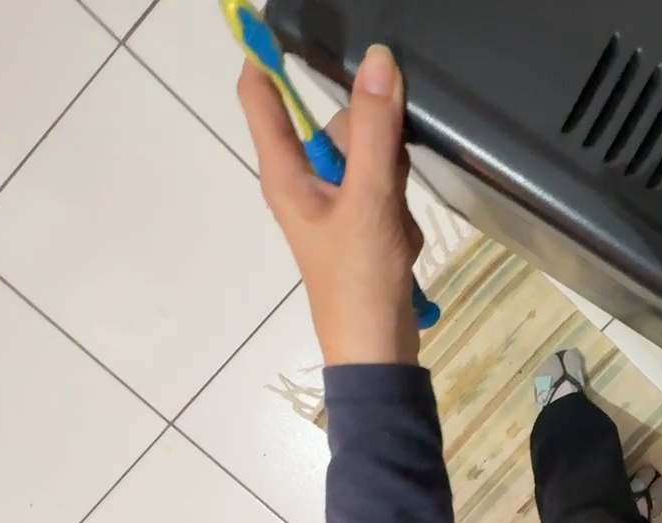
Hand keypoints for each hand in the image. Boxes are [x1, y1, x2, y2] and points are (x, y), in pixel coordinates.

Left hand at [238, 46, 422, 366]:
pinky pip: (384, 195)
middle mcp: (304, 182)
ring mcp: (335, 207)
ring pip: (370, 162)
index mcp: (285, 172)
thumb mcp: (370, 200)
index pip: (261, 94)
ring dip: (393, 186)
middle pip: (337, 127)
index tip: (300, 33)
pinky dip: (399, 213)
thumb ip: (377, 130)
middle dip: (373, 145)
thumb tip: (379, 59)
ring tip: (395, 226)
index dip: (270, 56)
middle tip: (388, 181)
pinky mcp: (361, 229)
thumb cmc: (359, 279)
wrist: (376, 350)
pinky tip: (401, 243)